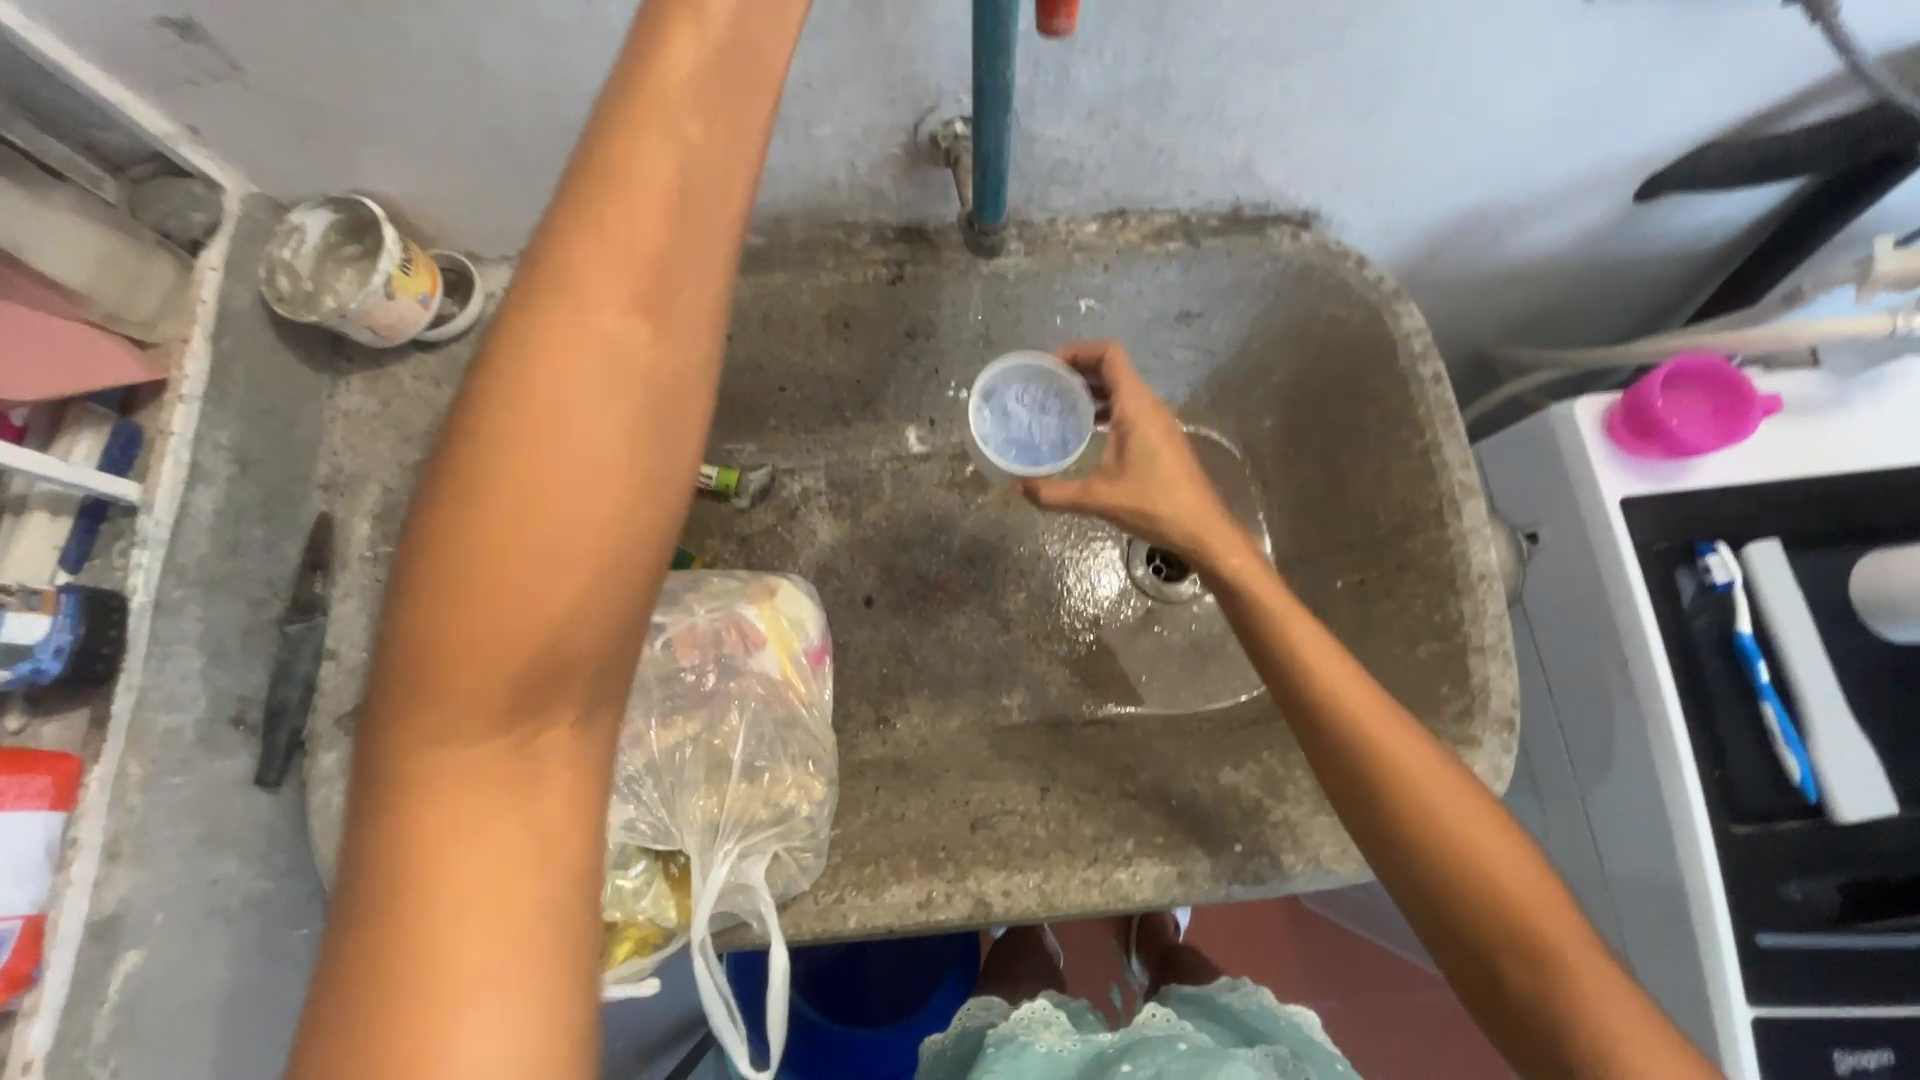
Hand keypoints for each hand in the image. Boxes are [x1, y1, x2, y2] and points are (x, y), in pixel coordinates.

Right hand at [1020, 341, 1242, 565]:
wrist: (1200, 528)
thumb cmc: (1152, 504)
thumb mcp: (1096, 499)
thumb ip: (1053, 493)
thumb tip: (1019, 489)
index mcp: (1136, 406)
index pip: (1108, 354)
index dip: (1077, 350)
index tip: (1048, 366)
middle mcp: (1149, 405)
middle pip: (1112, 369)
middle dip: (1077, 371)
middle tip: (1044, 386)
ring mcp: (1158, 421)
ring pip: (1121, 390)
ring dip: (1091, 391)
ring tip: (1058, 405)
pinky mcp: (1161, 437)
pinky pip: (1129, 409)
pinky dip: (1105, 410)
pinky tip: (1085, 432)